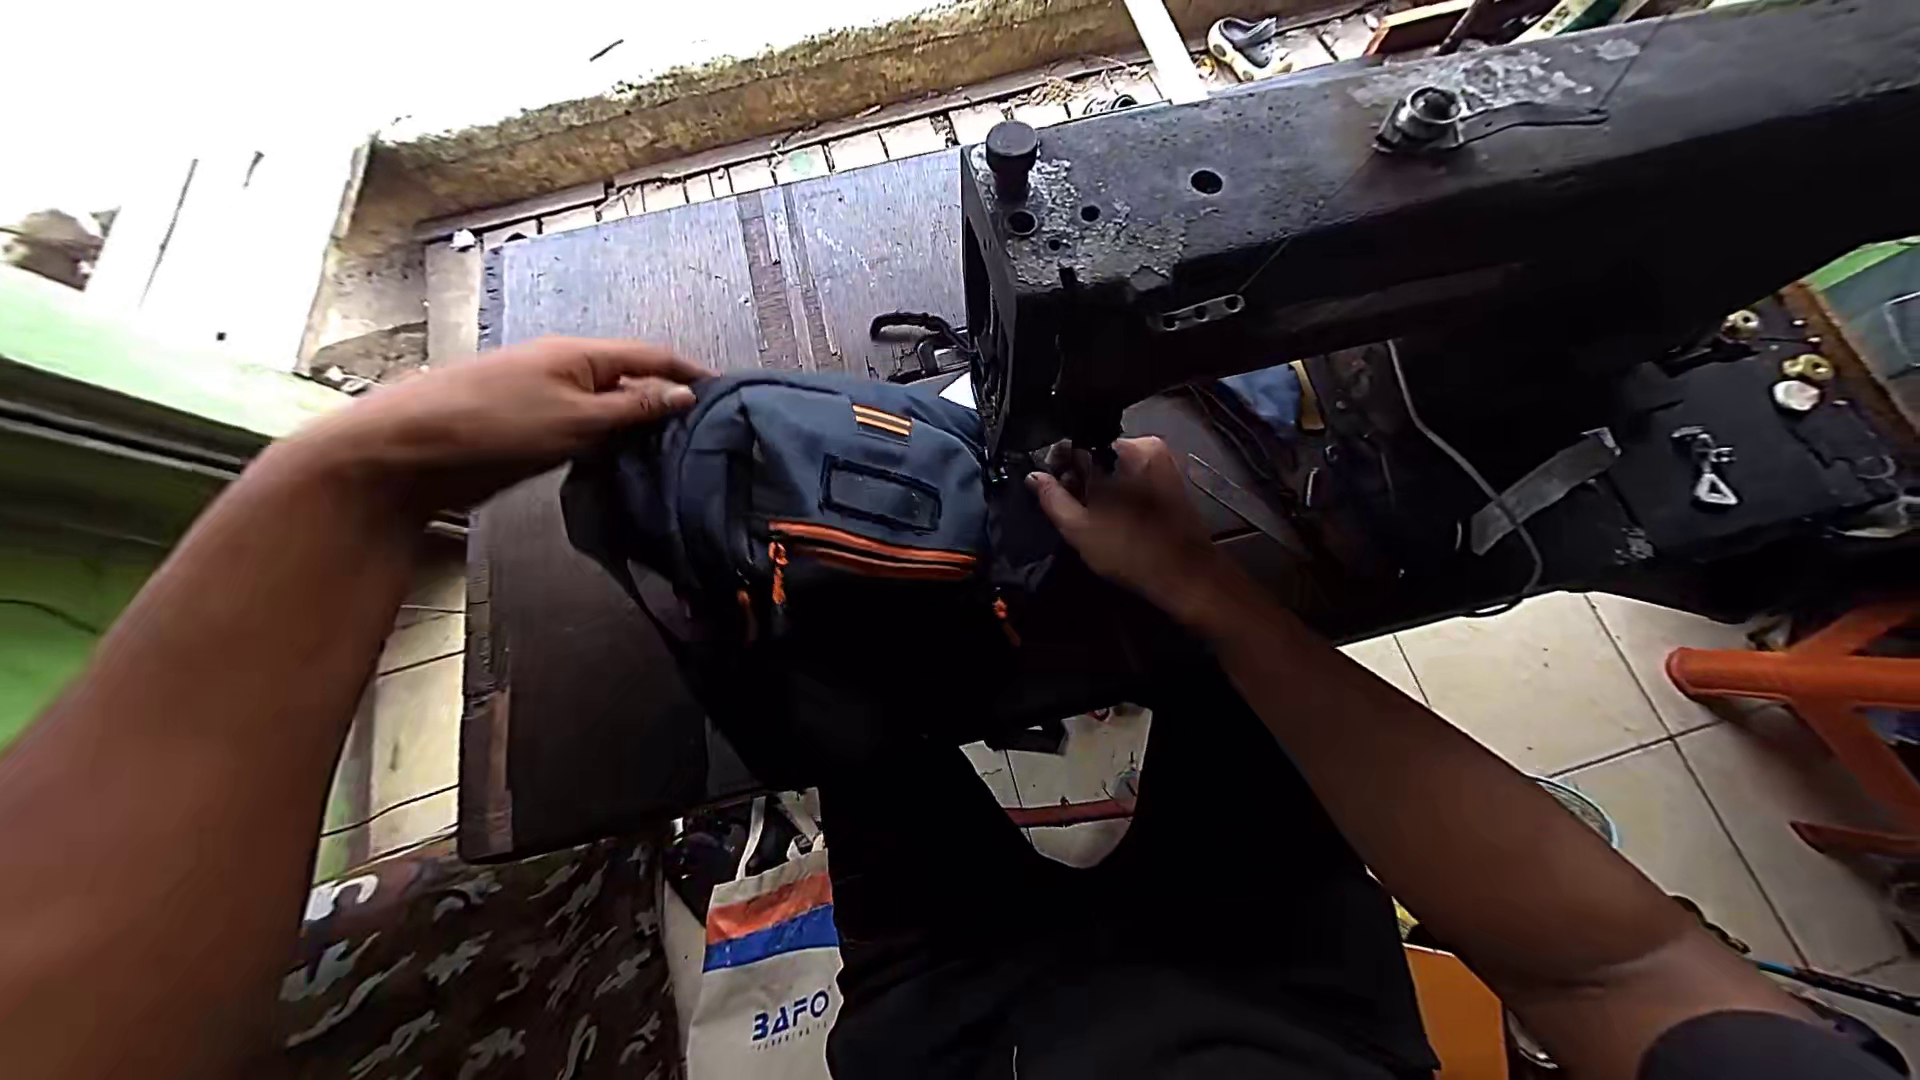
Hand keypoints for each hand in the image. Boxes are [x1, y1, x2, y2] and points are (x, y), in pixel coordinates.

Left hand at [274, 337, 710, 515]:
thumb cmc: (492, 426)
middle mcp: (566, 369)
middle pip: (632, 378)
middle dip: (669, 398)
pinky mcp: (534, 425)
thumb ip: (634, 408)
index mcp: (578, 355)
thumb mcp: (577, 419)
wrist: (403, 453)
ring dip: (642, 423)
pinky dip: (615, 440)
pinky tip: (628, 461)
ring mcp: (548, 397)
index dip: (689, 371)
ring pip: (611, 405)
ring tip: (676, 448)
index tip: (725, 390)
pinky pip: (590, 426)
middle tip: (705, 428)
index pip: (650, 355)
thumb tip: (683, 395)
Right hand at [1026, 437, 1241, 626]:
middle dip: (1082, 479)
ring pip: (1117, 470)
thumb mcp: (1079, 528)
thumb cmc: (1131, 551)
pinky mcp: (1174, 484)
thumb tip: (1035, 477)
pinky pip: (1136, 481)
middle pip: (1098, 457)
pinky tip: (1116, 522)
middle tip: (1072, 509)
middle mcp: (1150, 448)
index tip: (1053, 490)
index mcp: (1127, 449)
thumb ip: (1052, 498)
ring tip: (1093, 519)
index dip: (1059, 469)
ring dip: (1102, 490)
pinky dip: (1123, 496)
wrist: (1186, 577)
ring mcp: (1166, 465)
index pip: (1078, 447)